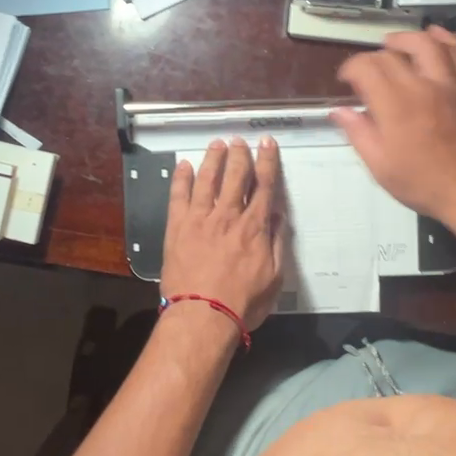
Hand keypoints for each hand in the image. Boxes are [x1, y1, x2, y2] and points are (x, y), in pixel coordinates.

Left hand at [160, 137, 286, 330]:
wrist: (202, 315)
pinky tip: (184, 165)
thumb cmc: (243, 302)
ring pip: (207, 179)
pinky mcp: (177, 227)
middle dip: (239, 154)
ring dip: (213, 159)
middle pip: (235, 176)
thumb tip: (278, 216)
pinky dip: (181, 178)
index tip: (267, 143)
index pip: (264, 185)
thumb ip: (277, 244)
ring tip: (216, 144)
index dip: (267, 161)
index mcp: (254, 226)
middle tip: (239, 140)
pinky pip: (178, 196)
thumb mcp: (275, 278)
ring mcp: (200, 218)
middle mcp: (228, 215)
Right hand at [332, 26, 455, 222]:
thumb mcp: (380, 166)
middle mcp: (421, 85)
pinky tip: (435, 36)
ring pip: (427, 44)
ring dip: (406, 39)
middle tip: (366, 71)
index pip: (366, 67)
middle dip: (373, 57)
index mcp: (395, 105)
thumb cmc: (423, 183)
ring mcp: (450, 84)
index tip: (346, 81)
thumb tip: (339, 111)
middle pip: (392, 54)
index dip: (350, 68)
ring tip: (394, 43)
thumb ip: (358, 133)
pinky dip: (446, 40)